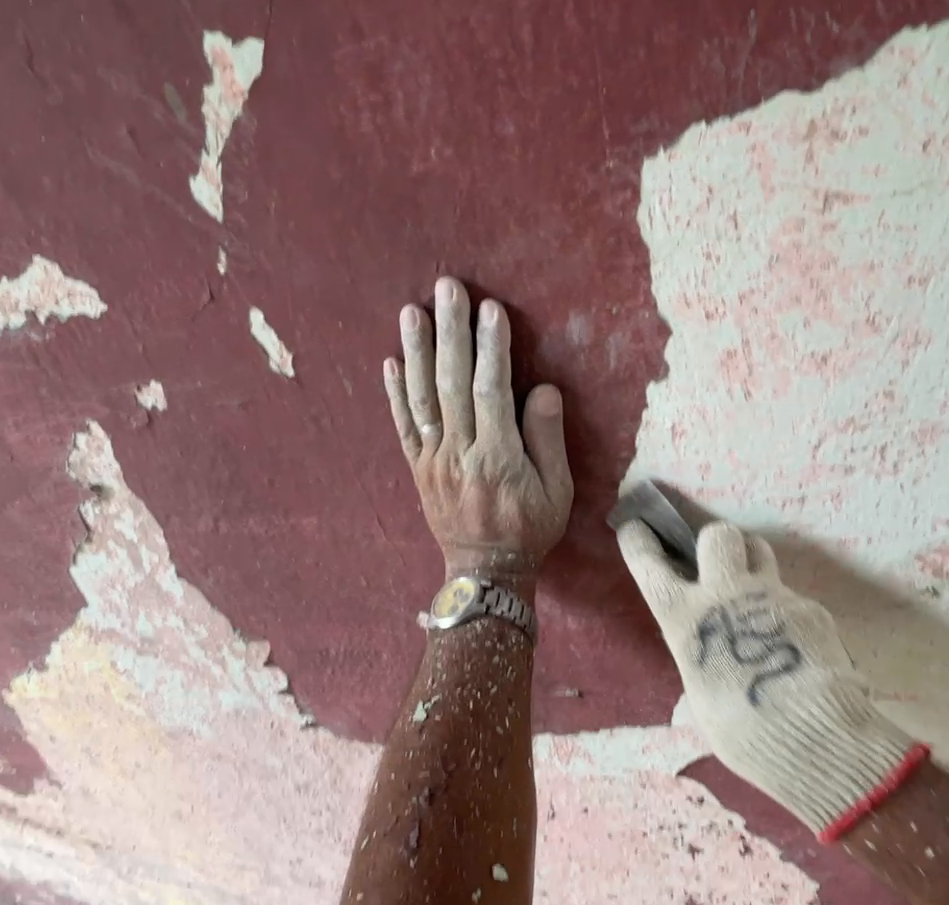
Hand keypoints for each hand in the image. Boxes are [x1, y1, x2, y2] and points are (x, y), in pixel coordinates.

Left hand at [385, 277, 572, 589]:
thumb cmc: (529, 529)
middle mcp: (459, 453)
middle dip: (451, 333)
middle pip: (452, 384)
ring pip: (422, 399)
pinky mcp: (417, 468)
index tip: (490, 310)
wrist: (484, 570)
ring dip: (417, 352)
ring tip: (413, 311)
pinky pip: (402, 426)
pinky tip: (391, 360)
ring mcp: (432, 460)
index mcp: (497, 457)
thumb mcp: (557, 492)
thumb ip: (548, 440)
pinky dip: (394, 393)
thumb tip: (542, 389)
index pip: (492, 391)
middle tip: (447, 289)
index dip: (490, 349)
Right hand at [617, 520, 927, 839]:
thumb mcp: (703, 700)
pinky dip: (789, 613)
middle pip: (719, 534)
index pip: (652, 566)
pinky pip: (793, 598)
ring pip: (760, 551)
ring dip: (752, 562)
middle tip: (718, 566)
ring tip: (754, 592)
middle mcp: (727, 595)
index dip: (640, 542)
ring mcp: (773, 597)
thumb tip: (709, 666)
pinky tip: (795, 645)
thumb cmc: (742, 730)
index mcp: (686, 619)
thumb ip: (703, 665)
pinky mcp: (812, 609)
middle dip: (715, 543)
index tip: (637, 525)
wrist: (814, 731)